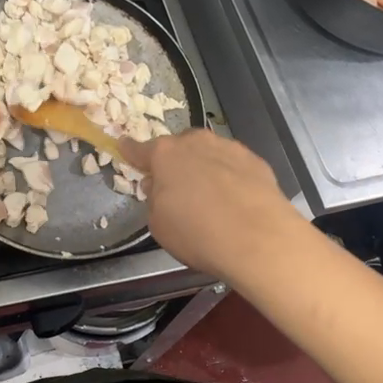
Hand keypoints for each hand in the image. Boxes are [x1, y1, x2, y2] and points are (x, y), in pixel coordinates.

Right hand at [120, 129, 309, 283]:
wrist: (260, 239)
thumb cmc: (198, 233)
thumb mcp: (159, 225)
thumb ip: (155, 201)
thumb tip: (162, 190)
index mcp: (164, 154)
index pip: (138, 150)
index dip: (130, 151)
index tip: (123, 146)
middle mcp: (194, 142)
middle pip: (178, 149)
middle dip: (176, 164)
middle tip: (179, 191)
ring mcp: (227, 148)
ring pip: (208, 154)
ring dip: (205, 169)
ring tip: (213, 200)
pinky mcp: (255, 161)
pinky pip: (234, 167)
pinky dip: (232, 179)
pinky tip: (238, 203)